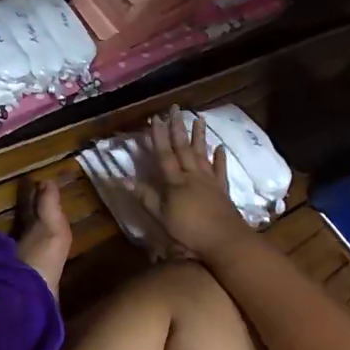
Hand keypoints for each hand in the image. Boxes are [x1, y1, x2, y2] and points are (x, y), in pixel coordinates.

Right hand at [135, 107, 256, 257]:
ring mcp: (209, 181)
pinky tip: (220, 147)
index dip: (158, 136)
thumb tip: (124, 179)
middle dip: (177, 128)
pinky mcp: (223, 190)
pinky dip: (220, 158)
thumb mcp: (161, 217)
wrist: (225, 241)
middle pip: (183, 148)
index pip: (164, 155)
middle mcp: (192, 176)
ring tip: (199, 118)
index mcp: (175, 182)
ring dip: (199, 136)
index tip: (156, 118)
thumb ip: (146, 197)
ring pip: (202, 154)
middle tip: (175, 108)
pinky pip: (220, 170)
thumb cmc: (190, 231)